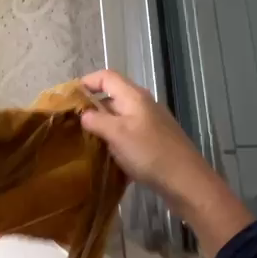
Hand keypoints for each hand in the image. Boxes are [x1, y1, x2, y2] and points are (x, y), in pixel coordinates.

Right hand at [77, 69, 206, 193]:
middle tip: (74, 120)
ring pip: (121, 113)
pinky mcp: (155, 138)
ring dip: (104, 122)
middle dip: (93, 104)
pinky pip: (129, 129)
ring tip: (87, 137)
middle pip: (113, 94)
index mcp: (134, 95)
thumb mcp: (117, 135)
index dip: (87, 82)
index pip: (106, 76)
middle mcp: (143, 102)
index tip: (69, 97)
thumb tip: (83, 113)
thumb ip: (97, 120)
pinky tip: (109, 152)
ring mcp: (151, 120)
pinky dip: (116, 135)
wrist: (186, 181)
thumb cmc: (149, 153)